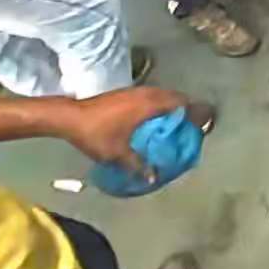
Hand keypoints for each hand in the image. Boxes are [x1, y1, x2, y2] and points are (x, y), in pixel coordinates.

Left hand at [58, 86, 189, 178]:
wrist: (69, 116)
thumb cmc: (97, 133)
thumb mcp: (117, 153)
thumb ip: (137, 165)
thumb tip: (154, 178)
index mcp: (151, 104)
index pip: (182, 103)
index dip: (193, 112)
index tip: (199, 123)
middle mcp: (148, 93)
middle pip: (175, 97)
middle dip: (184, 109)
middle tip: (187, 126)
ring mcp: (137, 90)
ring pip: (163, 95)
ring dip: (170, 106)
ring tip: (172, 123)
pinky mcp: (127, 92)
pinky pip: (152, 95)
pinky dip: (158, 104)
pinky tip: (151, 119)